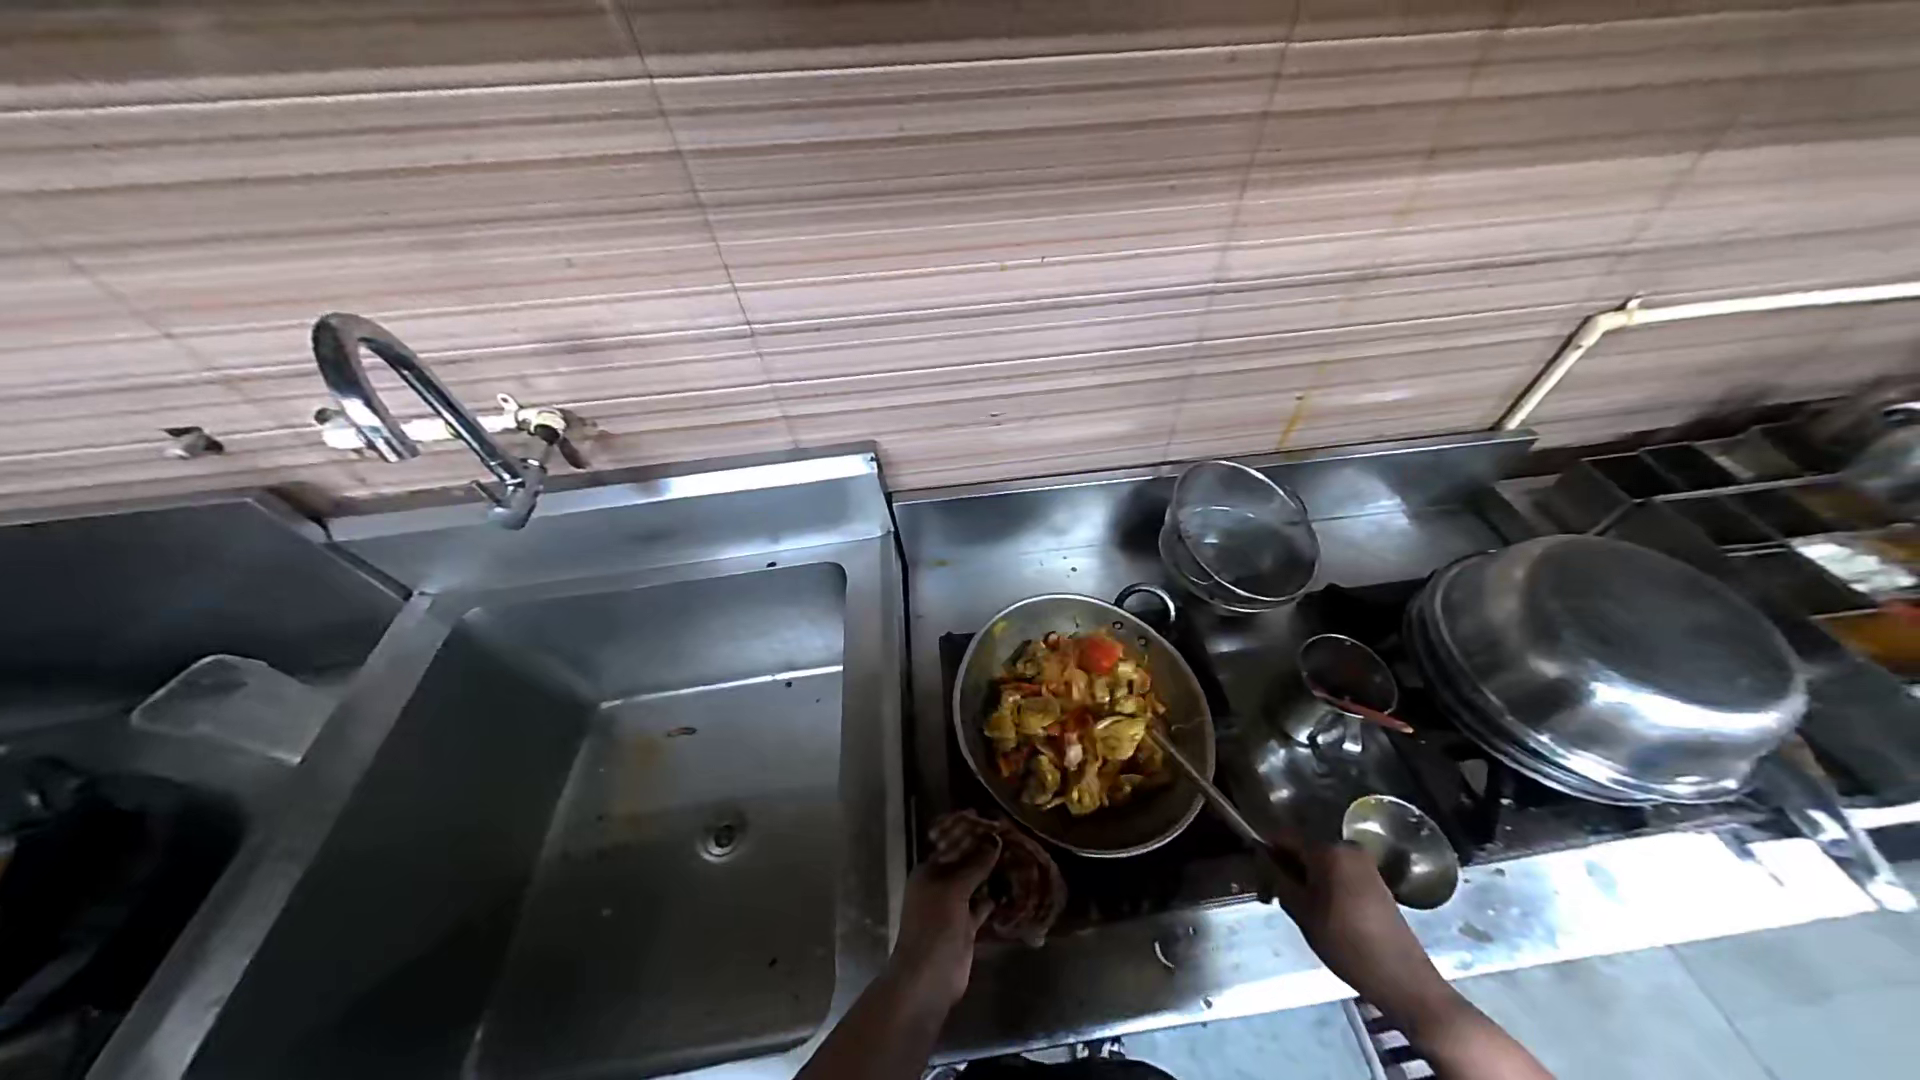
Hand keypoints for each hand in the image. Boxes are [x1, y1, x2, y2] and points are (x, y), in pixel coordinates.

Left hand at [888, 821, 999, 1007]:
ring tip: (1019, 857)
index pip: (951, 844)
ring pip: (976, 884)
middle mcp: (940, 885)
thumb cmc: (934, 925)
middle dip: (986, 853)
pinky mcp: (966, 927)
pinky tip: (1015, 887)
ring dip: (993, 874)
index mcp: (928, 871)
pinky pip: (983, 906)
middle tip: (1013, 837)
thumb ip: (975, 864)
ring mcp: (953, 907)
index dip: (971, 833)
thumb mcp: (954, 889)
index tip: (994, 821)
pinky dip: (996, 898)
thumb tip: (995, 839)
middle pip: (965, 863)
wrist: (929, 978)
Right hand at [1263, 838, 1555, 1078]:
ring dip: (1302, 877)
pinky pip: (1336, 871)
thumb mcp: (1301, 910)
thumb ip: (1277, 877)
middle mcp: (1346, 847)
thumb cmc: (1346, 942)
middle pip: (1301, 847)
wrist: (1403, 979)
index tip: (1255, 873)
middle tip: (1272, 897)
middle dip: (1283, 867)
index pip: (1283, 835)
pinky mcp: (1373, 880)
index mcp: (1328, 849)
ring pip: (1318, 861)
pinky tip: (1318, 910)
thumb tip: (1261, 856)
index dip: (1264, 850)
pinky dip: (1321, 883)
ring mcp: (1363, 863)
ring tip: (1294, 907)